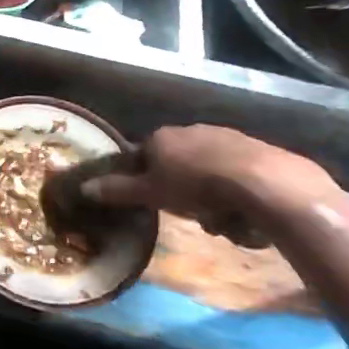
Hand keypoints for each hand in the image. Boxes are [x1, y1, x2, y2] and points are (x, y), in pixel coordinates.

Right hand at [82, 126, 341, 246]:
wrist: (264, 183)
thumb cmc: (196, 186)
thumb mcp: (150, 193)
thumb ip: (117, 190)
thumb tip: (83, 188)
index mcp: (162, 136)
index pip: (142, 154)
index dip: (145, 178)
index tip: (152, 199)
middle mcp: (191, 130)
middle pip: (176, 164)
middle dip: (180, 189)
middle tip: (188, 213)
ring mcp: (226, 136)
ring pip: (205, 170)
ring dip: (208, 195)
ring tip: (219, 217)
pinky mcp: (257, 149)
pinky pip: (235, 173)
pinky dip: (234, 191)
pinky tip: (243, 208)